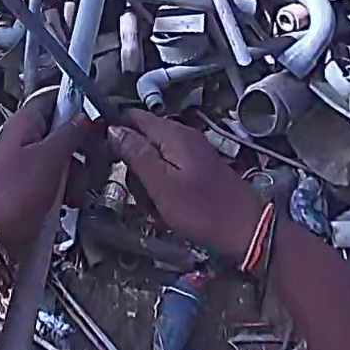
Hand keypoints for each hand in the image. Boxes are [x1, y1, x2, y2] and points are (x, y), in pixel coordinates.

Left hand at [0, 90, 100, 254]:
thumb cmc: (11, 195)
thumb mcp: (49, 158)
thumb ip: (71, 134)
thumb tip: (86, 117)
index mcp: (25, 123)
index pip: (55, 99)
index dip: (78, 108)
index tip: (95, 123)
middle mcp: (27, 139)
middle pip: (66, 131)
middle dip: (82, 149)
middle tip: (90, 161)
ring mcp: (31, 164)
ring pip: (66, 158)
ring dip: (78, 174)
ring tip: (74, 190)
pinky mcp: (34, 187)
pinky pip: (60, 181)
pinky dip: (69, 190)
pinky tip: (69, 201)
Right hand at [108, 110, 264, 261]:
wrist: (249, 232)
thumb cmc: (203, 211)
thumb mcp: (162, 185)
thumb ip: (136, 154)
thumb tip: (113, 129)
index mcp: (172, 134)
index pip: (132, 117)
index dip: (112, 130)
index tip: (100, 153)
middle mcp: (182, 135)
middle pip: (141, 138)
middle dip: (131, 163)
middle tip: (136, 191)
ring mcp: (191, 151)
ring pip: (153, 157)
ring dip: (146, 180)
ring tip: (154, 205)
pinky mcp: (197, 168)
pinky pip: (167, 170)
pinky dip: (161, 186)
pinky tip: (166, 207)